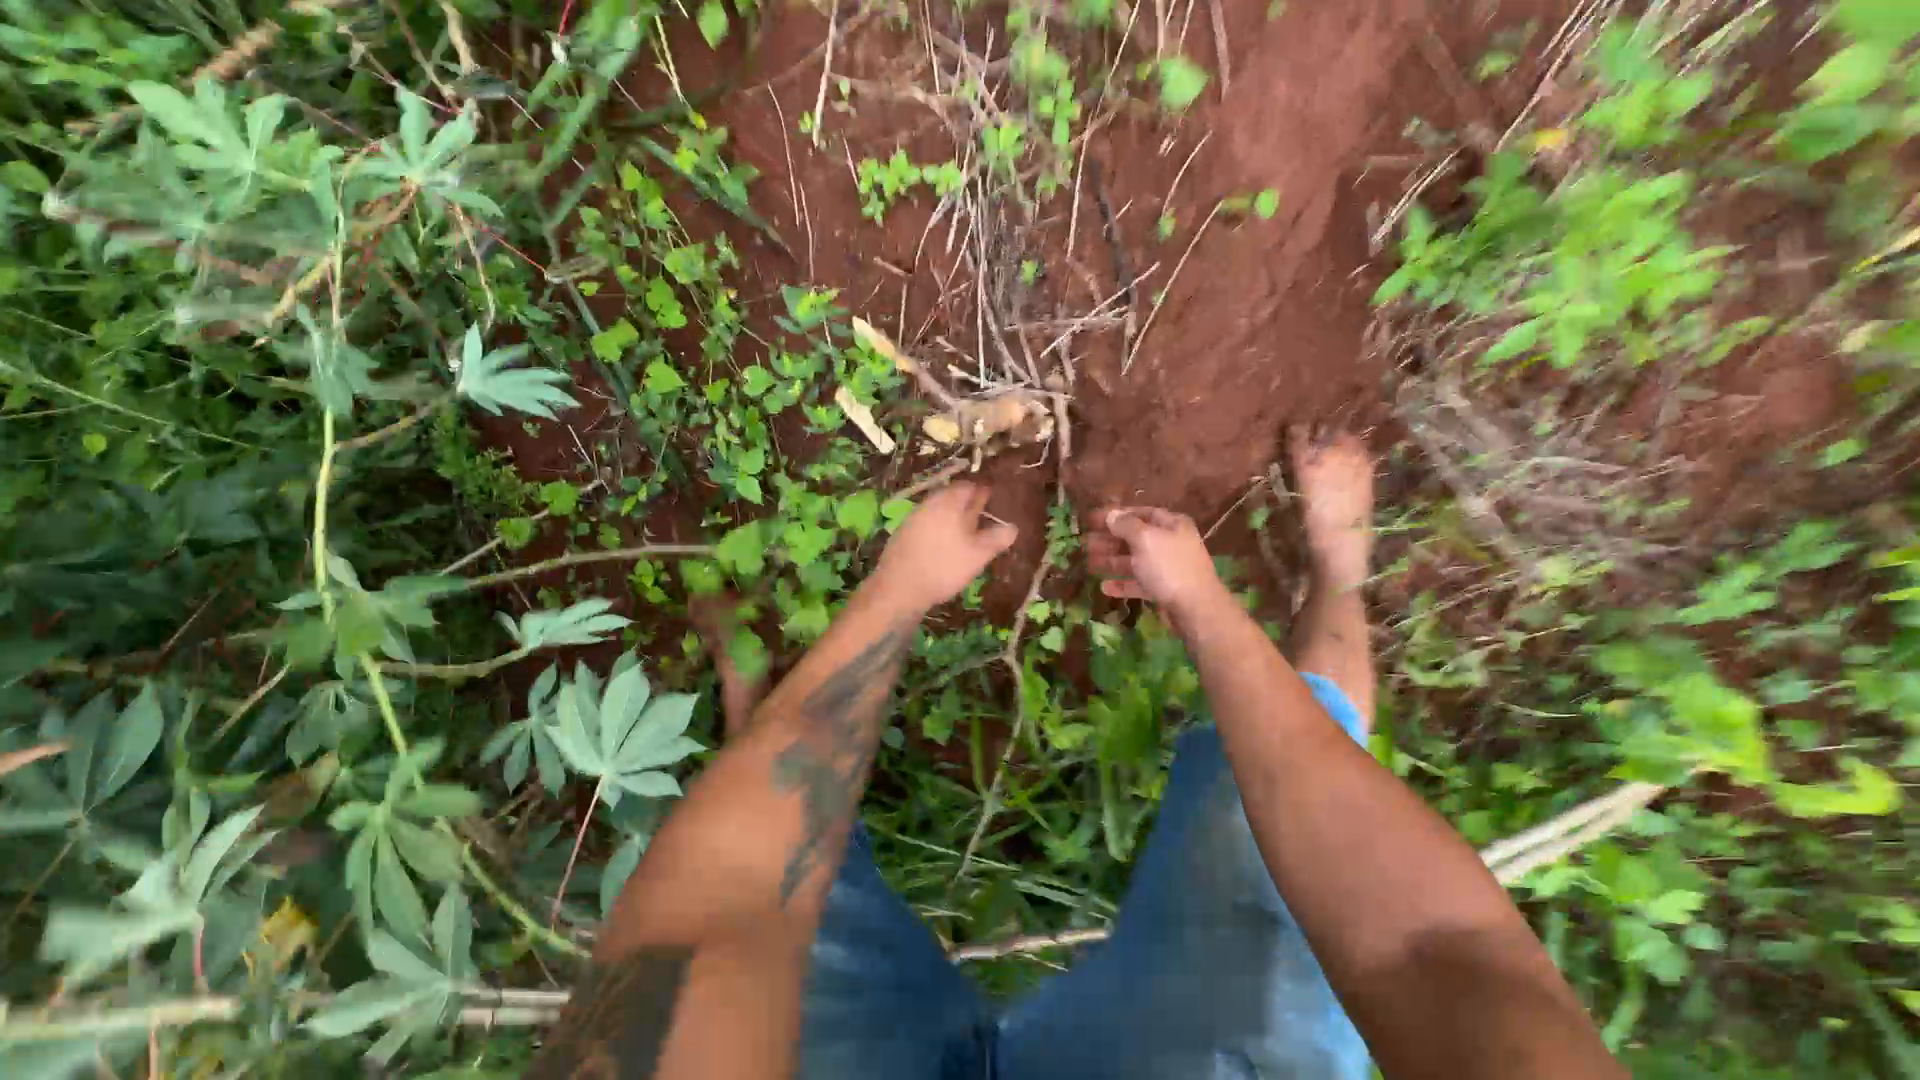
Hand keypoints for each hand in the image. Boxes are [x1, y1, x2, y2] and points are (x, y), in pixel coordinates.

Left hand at [870, 482, 1017, 612]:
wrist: (899, 587)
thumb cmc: (943, 567)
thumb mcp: (977, 556)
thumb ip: (996, 539)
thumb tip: (1013, 527)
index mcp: (949, 503)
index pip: (968, 487)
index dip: (981, 491)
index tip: (992, 498)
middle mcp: (929, 505)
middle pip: (950, 497)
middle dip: (966, 503)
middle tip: (981, 514)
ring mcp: (913, 518)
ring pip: (937, 510)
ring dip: (951, 516)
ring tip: (964, 531)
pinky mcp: (902, 534)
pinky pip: (926, 523)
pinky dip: (937, 528)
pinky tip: (942, 544)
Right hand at [1088, 507, 1233, 628]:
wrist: (1195, 608)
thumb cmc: (1169, 567)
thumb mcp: (1145, 539)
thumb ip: (1126, 525)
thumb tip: (1111, 515)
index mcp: (1172, 525)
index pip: (1142, 513)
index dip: (1117, 515)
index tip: (1094, 519)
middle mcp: (1171, 543)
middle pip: (1136, 537)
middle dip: (1111, 539)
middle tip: (1086, 542)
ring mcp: (1168, 568)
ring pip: (1135, 561)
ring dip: (1112, 561)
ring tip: (1089, 563)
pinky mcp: (1164, 590)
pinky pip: (1139, 583)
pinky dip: (1122, 584)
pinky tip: (1104, 587)